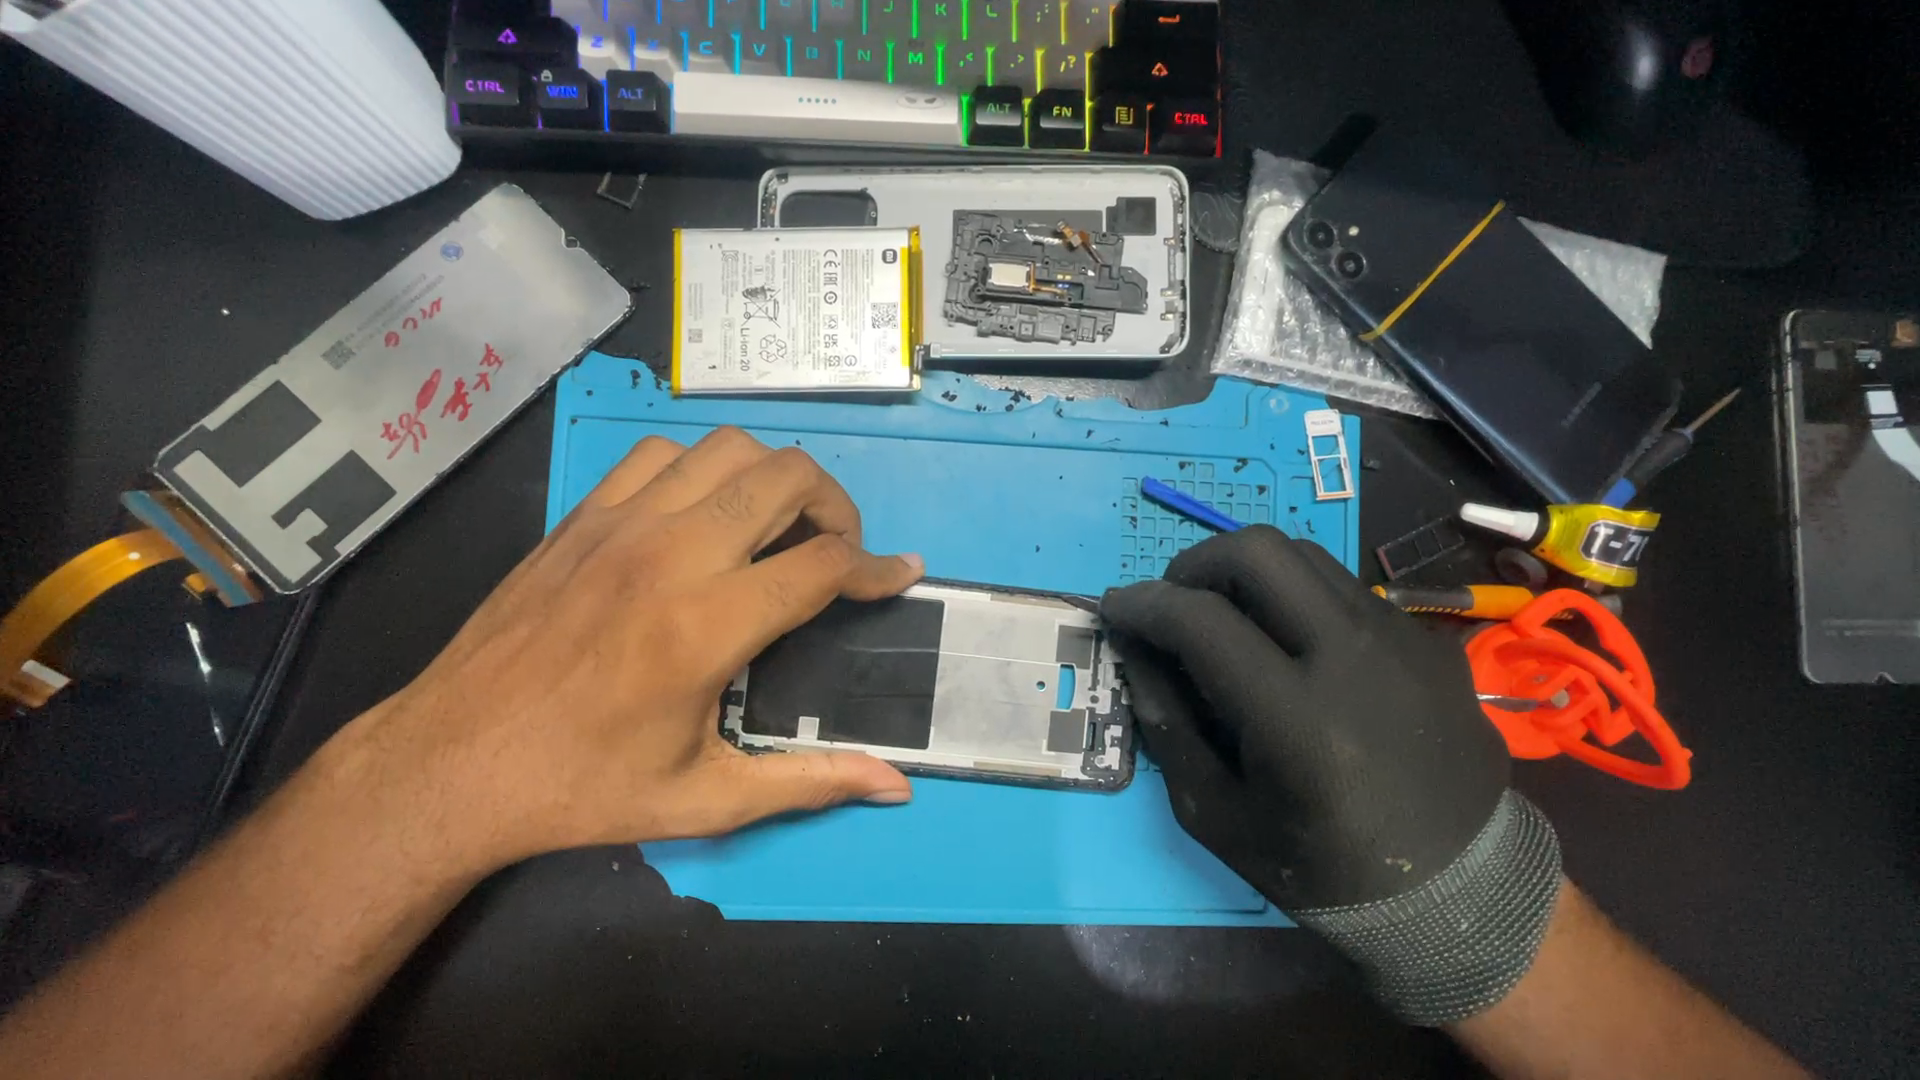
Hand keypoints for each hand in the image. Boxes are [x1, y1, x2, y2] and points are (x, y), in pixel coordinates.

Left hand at [331, 427, 923, 872]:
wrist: (451, 762)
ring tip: (777, 526)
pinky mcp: (584, 515)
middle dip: (836, 506)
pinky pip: (663, 455)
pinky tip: (703, 514)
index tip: (901, 575)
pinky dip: (705, 469)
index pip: (823, 566)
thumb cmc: (584, 787)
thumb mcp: (706, 801)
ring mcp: (622, 524)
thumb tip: (896, 787)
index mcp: (707, 627)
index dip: (878, 568)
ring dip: (773, 479)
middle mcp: (672, 555)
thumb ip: (810, 782)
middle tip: (837, 552)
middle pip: (786, 478)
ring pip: (729, 450)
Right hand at [1101, 526, 1560, 1024]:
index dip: (1142, 604)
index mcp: (1297, 718)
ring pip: (1304, 556)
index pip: (1199, 620)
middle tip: (1174, 602)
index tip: (1116, 610)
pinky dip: (1296, 599)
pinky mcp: (1429, 640)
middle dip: (1193, 564)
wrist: (1460, 894)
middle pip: (1256, 552)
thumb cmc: (1320, 868)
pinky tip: (1292, 646)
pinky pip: (1345, 589)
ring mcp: (1402, 640)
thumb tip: (1137, 648)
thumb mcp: (1215, 813)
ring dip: (1246, 573)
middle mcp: (1354, 658)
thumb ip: (1168, 722)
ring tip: (1227, 616)